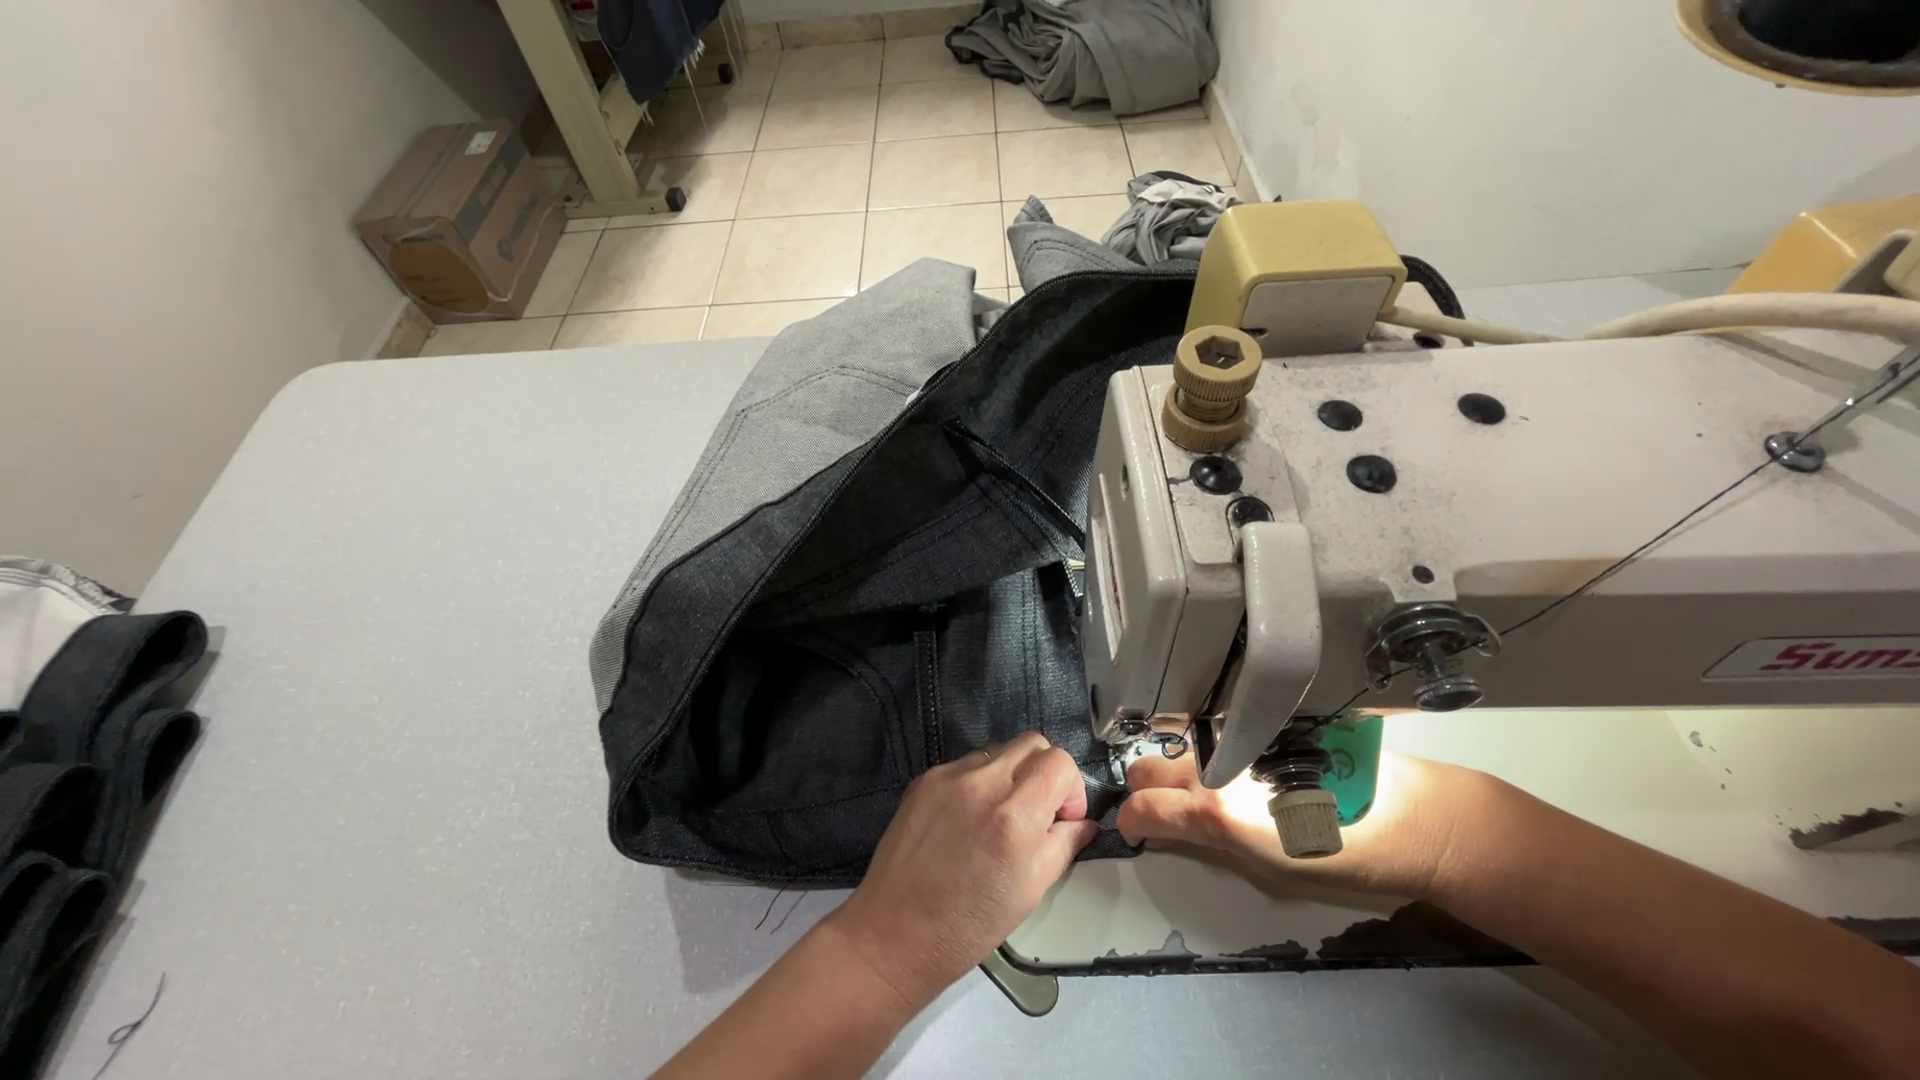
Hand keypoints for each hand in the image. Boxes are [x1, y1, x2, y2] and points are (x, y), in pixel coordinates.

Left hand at [825, 733, 1097, 1008]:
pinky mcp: (924, 780)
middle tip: (1037, 813)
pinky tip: (968, 821)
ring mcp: (947, 777)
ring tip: (999, 819)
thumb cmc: (969, 925)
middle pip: (1032, 743)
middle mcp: (981, 783)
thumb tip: (1082, 822)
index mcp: (1014, 815)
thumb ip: (1064, 844)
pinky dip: (979, 783)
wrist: (895, 933)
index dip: (1070, 788)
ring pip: (999, 750)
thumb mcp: (1033, 890)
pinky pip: (966, 765)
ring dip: (1011, 775)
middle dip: (1045, 772)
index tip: (1061, 818)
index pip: (1059, 761)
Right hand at [1118, 751, 1493, 899]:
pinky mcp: (1259, 721)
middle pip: (1146, 766)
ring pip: (1178, 745)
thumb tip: (1170, 829)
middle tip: (1166, 805)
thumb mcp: (1265, 864)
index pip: (1144, 805)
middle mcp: (1219, 766)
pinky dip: (1209, 747)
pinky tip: (1236, 761)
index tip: (1137, 828)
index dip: (1132, 820)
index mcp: (1219, 809)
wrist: (1410, 819)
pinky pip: (1214, 730)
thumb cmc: (1342, 857)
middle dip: (1145, 786)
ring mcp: (1237, 738)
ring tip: (1205, 783)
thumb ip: (1210, 840)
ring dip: (1176, 763)